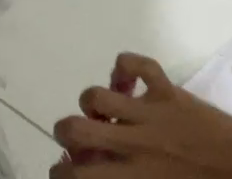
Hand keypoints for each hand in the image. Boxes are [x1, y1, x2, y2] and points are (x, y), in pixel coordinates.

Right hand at [49, 54, 231, 178]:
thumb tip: (98, 172)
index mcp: (134, 178)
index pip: (77, 173)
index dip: (60, 173)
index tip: (65, 172)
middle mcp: (135, 144)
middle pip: (74, 127)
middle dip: (66, 134)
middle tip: (77, 140)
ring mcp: (152, 114)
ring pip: (96, 95)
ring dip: (93, 105)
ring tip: (105, 111)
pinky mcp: (171, 94)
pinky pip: (138, 64)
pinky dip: (125, 67)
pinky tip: (127, 81)